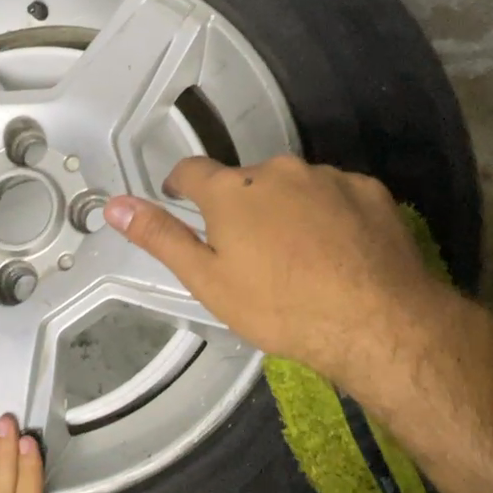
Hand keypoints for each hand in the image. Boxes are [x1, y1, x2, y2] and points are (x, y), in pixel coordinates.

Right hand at [103, 155, 469, 407]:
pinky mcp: (369, 191)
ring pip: (293, 187)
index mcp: (230, 191)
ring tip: (299, 257)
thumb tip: (114, 204)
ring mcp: (327, 177)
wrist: (379, 321)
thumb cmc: (280, 306)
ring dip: (286, 210)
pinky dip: (329, 215)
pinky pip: (336, 196)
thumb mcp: (208, 280)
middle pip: (245, 181)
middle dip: (240, 207)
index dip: (180, 184)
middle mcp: (277, 170)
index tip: (180, 200)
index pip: (190, 170)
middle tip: (249, 252)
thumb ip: (160, 236)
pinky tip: (339, 252)